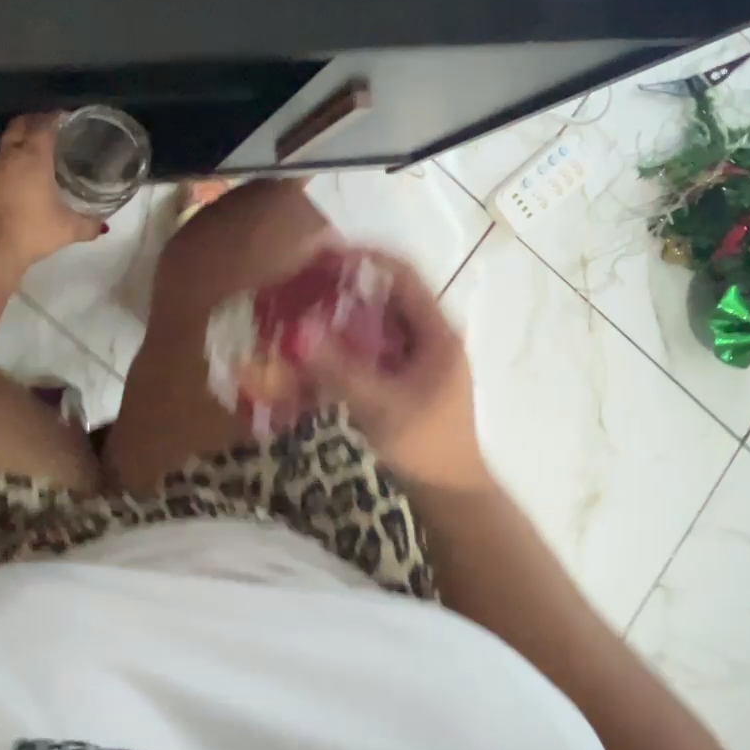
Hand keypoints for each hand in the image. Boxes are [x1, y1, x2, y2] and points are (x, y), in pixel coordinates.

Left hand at [0, 113, 102, 269]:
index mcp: (33, 156)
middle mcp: (10, 155)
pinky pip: (0, 164)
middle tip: (53, 128)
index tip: (69, 118)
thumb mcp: (68, 229)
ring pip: (7, 144)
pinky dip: (12, 163)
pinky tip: (23, 179)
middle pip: (20, 124)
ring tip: (40, 153)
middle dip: (35, 120)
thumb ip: (89, 225)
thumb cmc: (33, 230)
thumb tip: (103, 226)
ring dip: (21, 141)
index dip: (57, 117)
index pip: (44, 124)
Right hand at [304, 252, 487, 491]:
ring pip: (372, 322)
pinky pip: (367, 348)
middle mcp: (427, 336)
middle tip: (300, 284)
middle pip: (382, 294)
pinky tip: (310, 354)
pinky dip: (340, 346)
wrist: (451, 494)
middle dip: (341, 287)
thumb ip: (338, 368)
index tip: (321, 254)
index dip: (363, 257)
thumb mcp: (381, 406)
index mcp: (436, 332)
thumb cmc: (426, 447)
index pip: (401, 274)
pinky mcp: (400, 377)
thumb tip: (299, 330)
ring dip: (338, 316)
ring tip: (298, 313)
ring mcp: (414, 357)